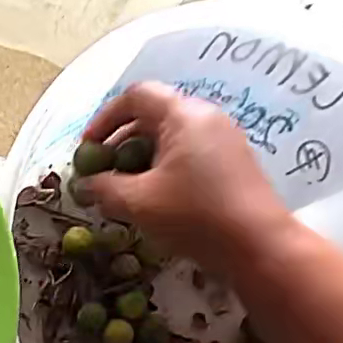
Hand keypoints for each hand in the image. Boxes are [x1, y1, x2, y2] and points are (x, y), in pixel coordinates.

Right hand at [82, 81, 292, 274]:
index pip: (135, 96)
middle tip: (101, 172)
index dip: (104, 119)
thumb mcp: (138, 203)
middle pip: (153, 115)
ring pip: (171, 136)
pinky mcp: (233, 162)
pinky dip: (164, 167)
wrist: (258, 245)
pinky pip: (189, 153)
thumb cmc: (195, 217)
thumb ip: (104, 188)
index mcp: (183, 115)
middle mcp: (206, 117)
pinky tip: (155, 198)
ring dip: (141, 157)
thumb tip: (85, 185)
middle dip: (120, 141)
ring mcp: (224, 138)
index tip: (87, 150)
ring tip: (124, 189)